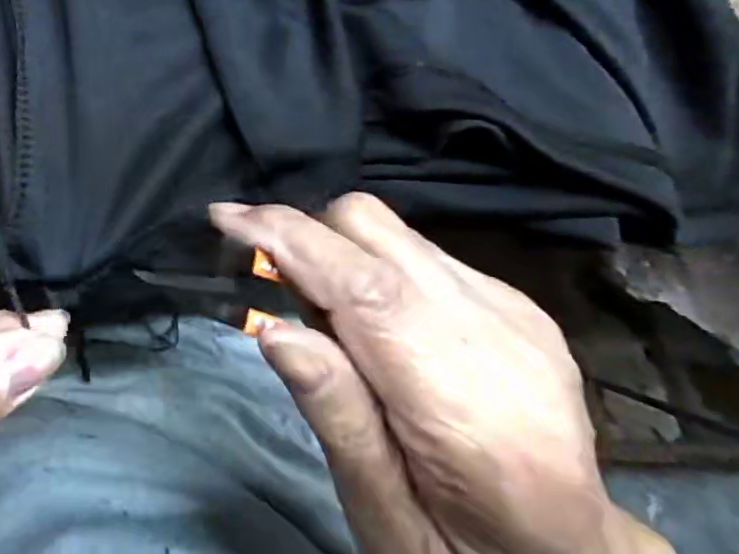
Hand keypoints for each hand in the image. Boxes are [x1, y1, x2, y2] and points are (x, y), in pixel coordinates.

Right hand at [209, 193, 667, 553]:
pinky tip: (375, 323)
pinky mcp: (514, 300)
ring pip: (393, 230)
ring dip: (337, 250)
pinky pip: (418, 249)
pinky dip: (374, 265)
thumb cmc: (464, 553)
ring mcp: (513, 309)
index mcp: (468, 409)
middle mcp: (499, 336)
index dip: (289, 239)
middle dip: (305, 237)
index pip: (365, 290)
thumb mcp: (385, 518)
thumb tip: (271, 328)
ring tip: (327, 317)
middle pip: (375, 231)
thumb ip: (335, 416)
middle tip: (274, 289)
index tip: (224, 218)